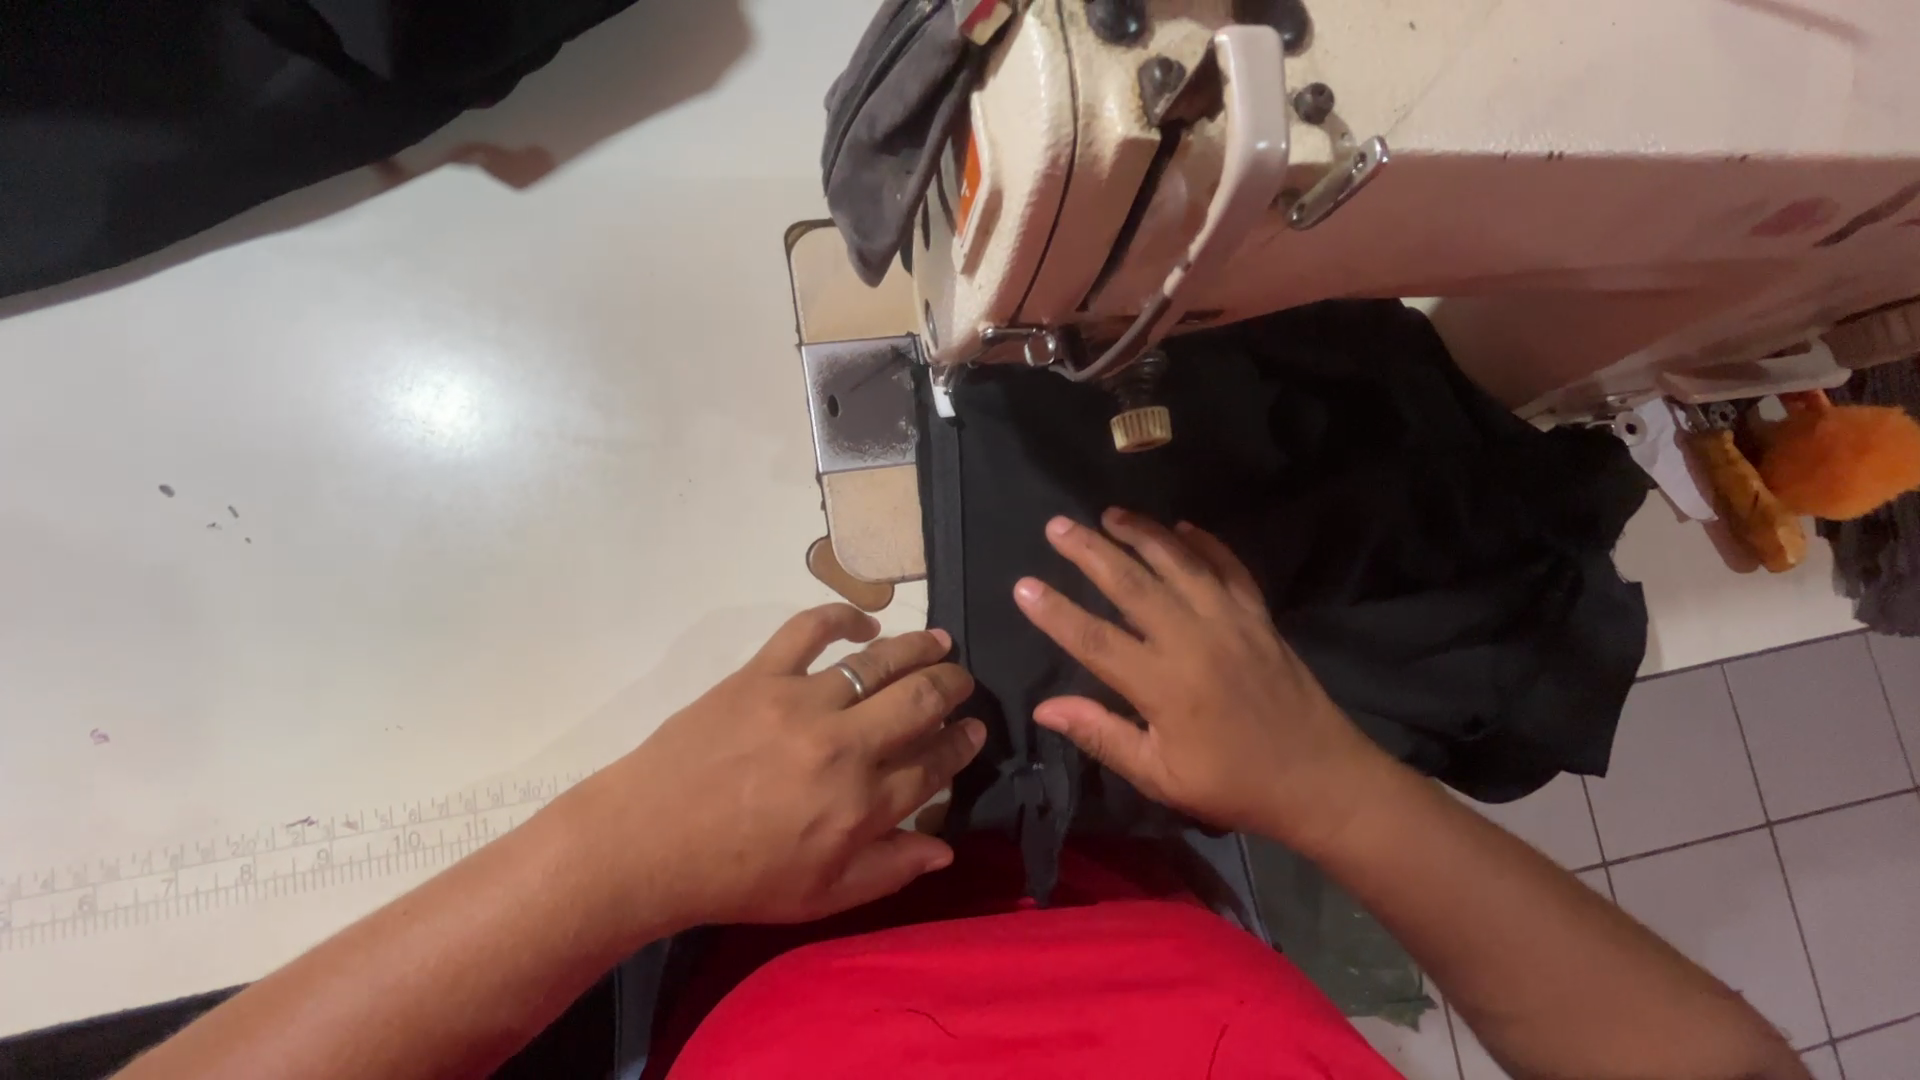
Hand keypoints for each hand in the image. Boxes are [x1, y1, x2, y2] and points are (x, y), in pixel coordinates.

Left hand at [560, 605, 984, 930]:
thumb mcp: (822, 896)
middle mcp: (844, 745)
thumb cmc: (738, 877)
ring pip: (879, 661)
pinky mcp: (762, 673)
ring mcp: (802, 702)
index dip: (963, 743)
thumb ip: (890, 870)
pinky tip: (865, 620)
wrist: (647, 844)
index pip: (935, 764)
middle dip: (954, 686)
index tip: (974, 729)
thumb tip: (946, 846)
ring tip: (940, 641)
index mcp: (861, 804)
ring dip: (919, 647)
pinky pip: (809, 629)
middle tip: (963, 681)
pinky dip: (842, 615)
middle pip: (920, 701)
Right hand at [1012, 509, 1391, 852]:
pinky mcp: (1258, 616)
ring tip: (1109, 513)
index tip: (1023, 586)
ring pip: (1178, 562)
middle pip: (1131, 583)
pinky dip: (1205, 543)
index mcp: (1162, 684)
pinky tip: (1183, 526)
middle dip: (1089, 551)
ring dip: (1142, 533)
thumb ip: (1101, 735)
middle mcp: (1192, 639)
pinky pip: (1229, 567)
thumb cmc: (1232, 784)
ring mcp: (1230, 621)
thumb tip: (1044, 708)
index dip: (1054, 611)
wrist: (1320, 780)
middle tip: (1058, 526)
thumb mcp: (1159, 776)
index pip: (1093, 637)